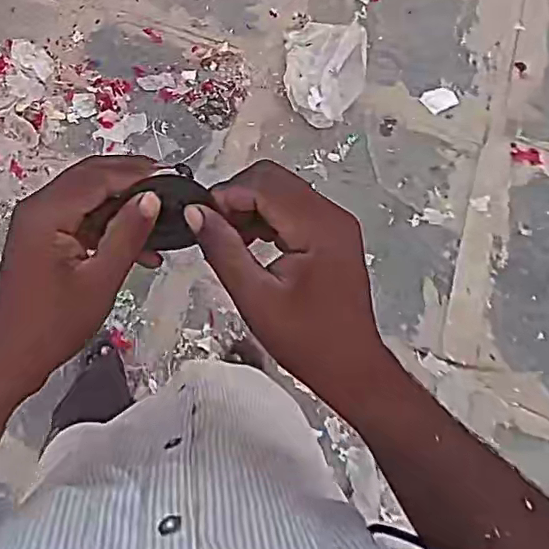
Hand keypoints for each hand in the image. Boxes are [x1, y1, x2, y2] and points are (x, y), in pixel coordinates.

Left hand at [0, 156, 161, 395]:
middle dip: (129, 179)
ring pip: (86, 197)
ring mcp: (37, 222)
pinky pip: (79, 217)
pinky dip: (106, 224)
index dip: (135, 172)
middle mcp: (37, 209)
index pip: (96, 176)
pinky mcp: (42, 236)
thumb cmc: (49, 325)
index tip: (167, 173)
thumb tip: (150, 199)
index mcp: (45, 213)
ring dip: (120, 204)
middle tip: (166, 182)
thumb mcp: (100, 279)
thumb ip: (127, 234)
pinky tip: (136, 242)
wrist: (12, 356)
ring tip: (157, 215)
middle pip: (89, 178)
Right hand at [186, 160, 391, 405]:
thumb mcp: (254, 297)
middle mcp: (331, 217)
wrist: (351, 370)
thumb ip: (222, 248)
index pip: (262, 185)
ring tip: (227, 237)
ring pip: (278, 189)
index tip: (202, 217)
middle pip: (271, 178)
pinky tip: (247, 242)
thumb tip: (196, 213)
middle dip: (235, 196)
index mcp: (318, 228)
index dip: (225, 196)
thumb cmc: (311, 342)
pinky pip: (289, 206)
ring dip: (247, 206)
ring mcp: (332, 223)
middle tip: (213, 225)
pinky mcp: (329, 233)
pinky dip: (263, 216)